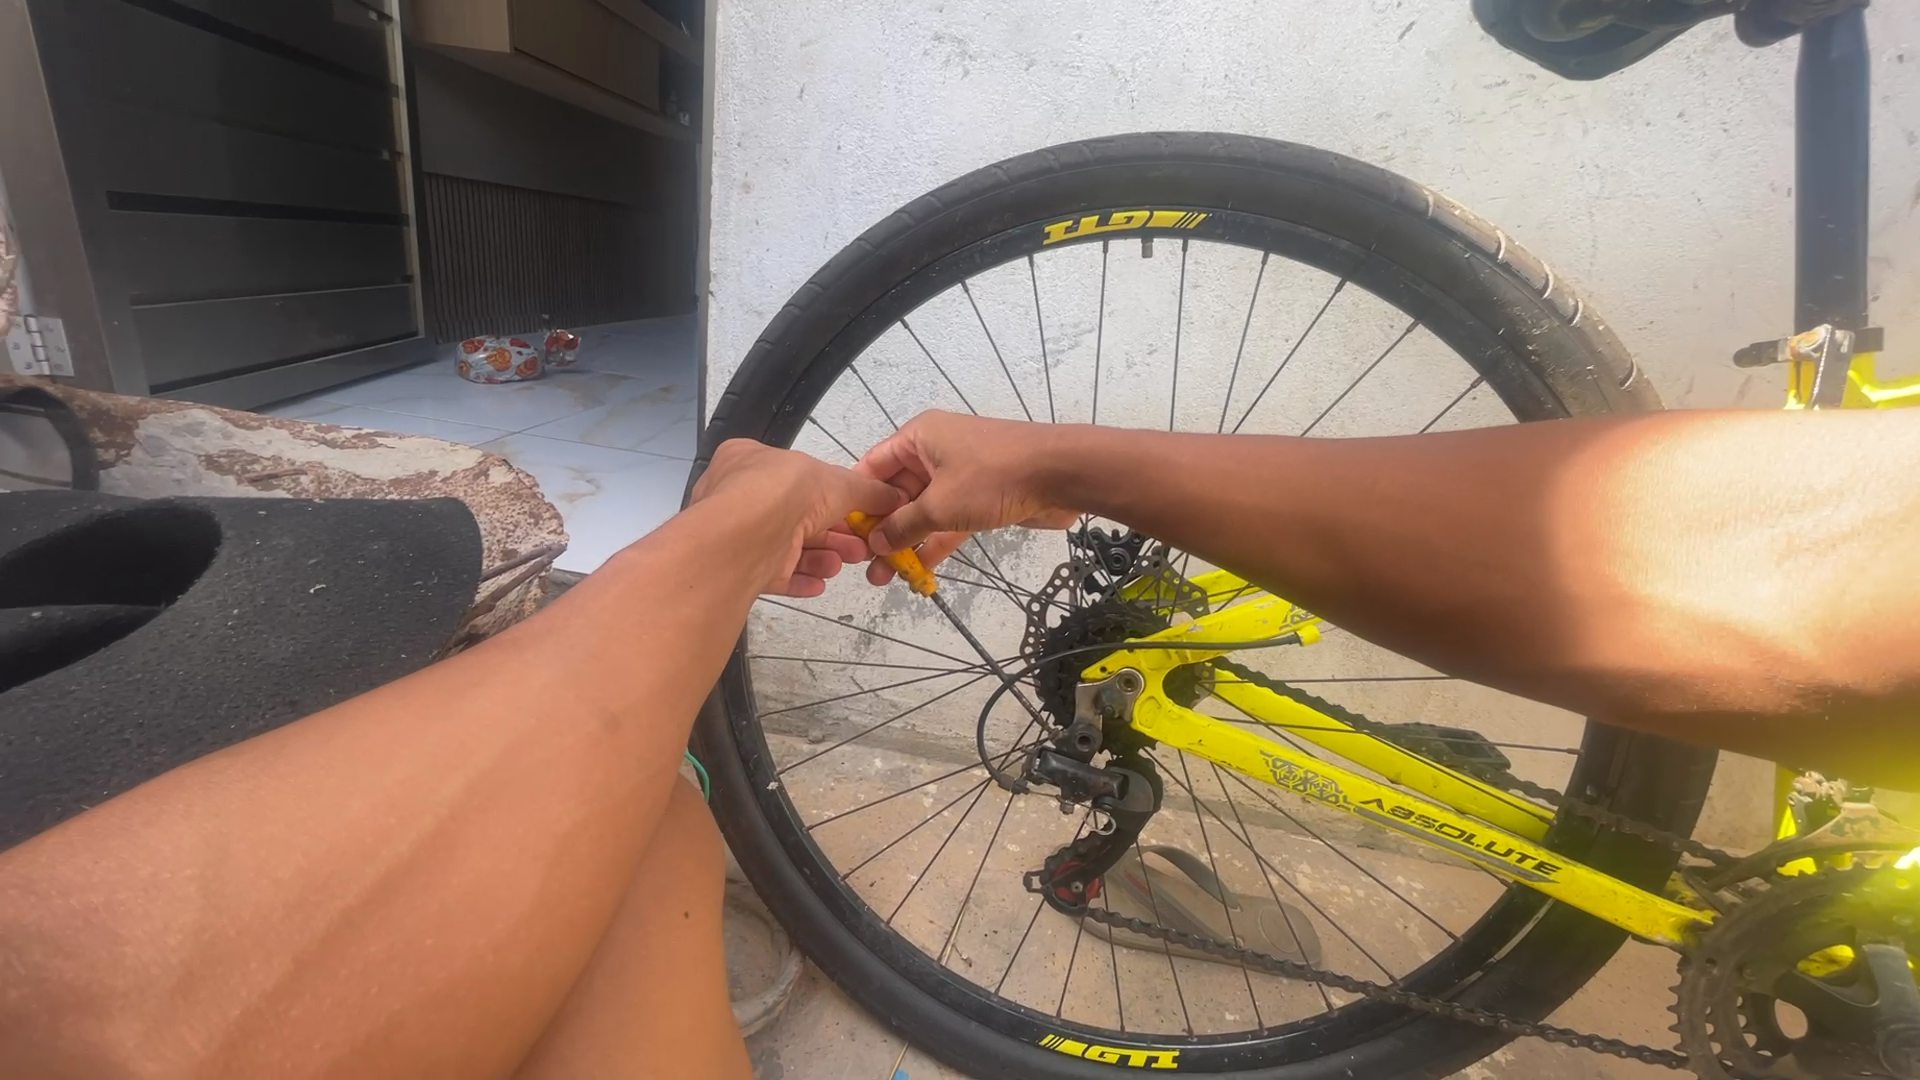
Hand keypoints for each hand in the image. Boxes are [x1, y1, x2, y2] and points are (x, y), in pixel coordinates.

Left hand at [690, 438, 902, 595]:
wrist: (747, 537)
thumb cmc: (785, 492)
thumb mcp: (839, 481)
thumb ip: (867, 490)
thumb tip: (893, 497)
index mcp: (751, 459)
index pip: (796, 477)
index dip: (832, 495)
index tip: (857, 512)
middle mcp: (740, 495)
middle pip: (797, 516)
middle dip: (834, 534)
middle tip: (860, 546)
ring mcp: (739, 533)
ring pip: (788, 546)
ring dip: (821, 557)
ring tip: (842, 563)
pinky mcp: (740, 567)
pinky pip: (773, 573)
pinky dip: (800, 578)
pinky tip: (820, 583)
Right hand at [852, 411, 1077, 584]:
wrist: (1061, 474)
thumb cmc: (995, 476)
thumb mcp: (940, 504)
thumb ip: (904, 525)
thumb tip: (877, 542)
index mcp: (919, 438)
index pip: (873, 466)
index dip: (858, 499)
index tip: (844, 532)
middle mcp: (934, 453)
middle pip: (896, 493)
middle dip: (881, 528)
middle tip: (864, 563)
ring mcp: (958, 476)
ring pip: (922, 511)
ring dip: (905, 542)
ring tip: (884, 577)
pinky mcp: (979, 498)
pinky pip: (947, 522)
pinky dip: (934, 543)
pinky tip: (918, 571)